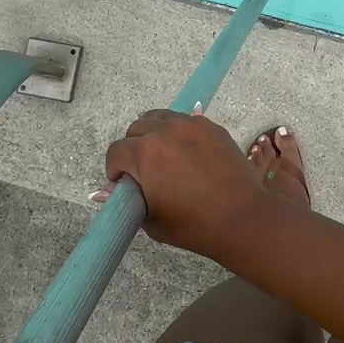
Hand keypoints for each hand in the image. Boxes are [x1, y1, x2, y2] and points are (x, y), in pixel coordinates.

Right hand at [100, 108, 269, 258]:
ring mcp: (190, 124)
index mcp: (144, 153)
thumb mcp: (152, 219)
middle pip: (136, 129)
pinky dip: (179, 133)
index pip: (116, 151)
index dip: (115, 170)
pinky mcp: (210, 125)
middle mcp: (164, 130)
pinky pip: (185, 120)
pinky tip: (187, 153)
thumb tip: (102, 194)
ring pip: (160, 118)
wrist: (240, 216)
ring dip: (154, 134)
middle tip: (143, 172)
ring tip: (163, 157)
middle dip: (133, 149)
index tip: (124, 185)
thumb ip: (127, 200)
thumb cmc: (192, 224)